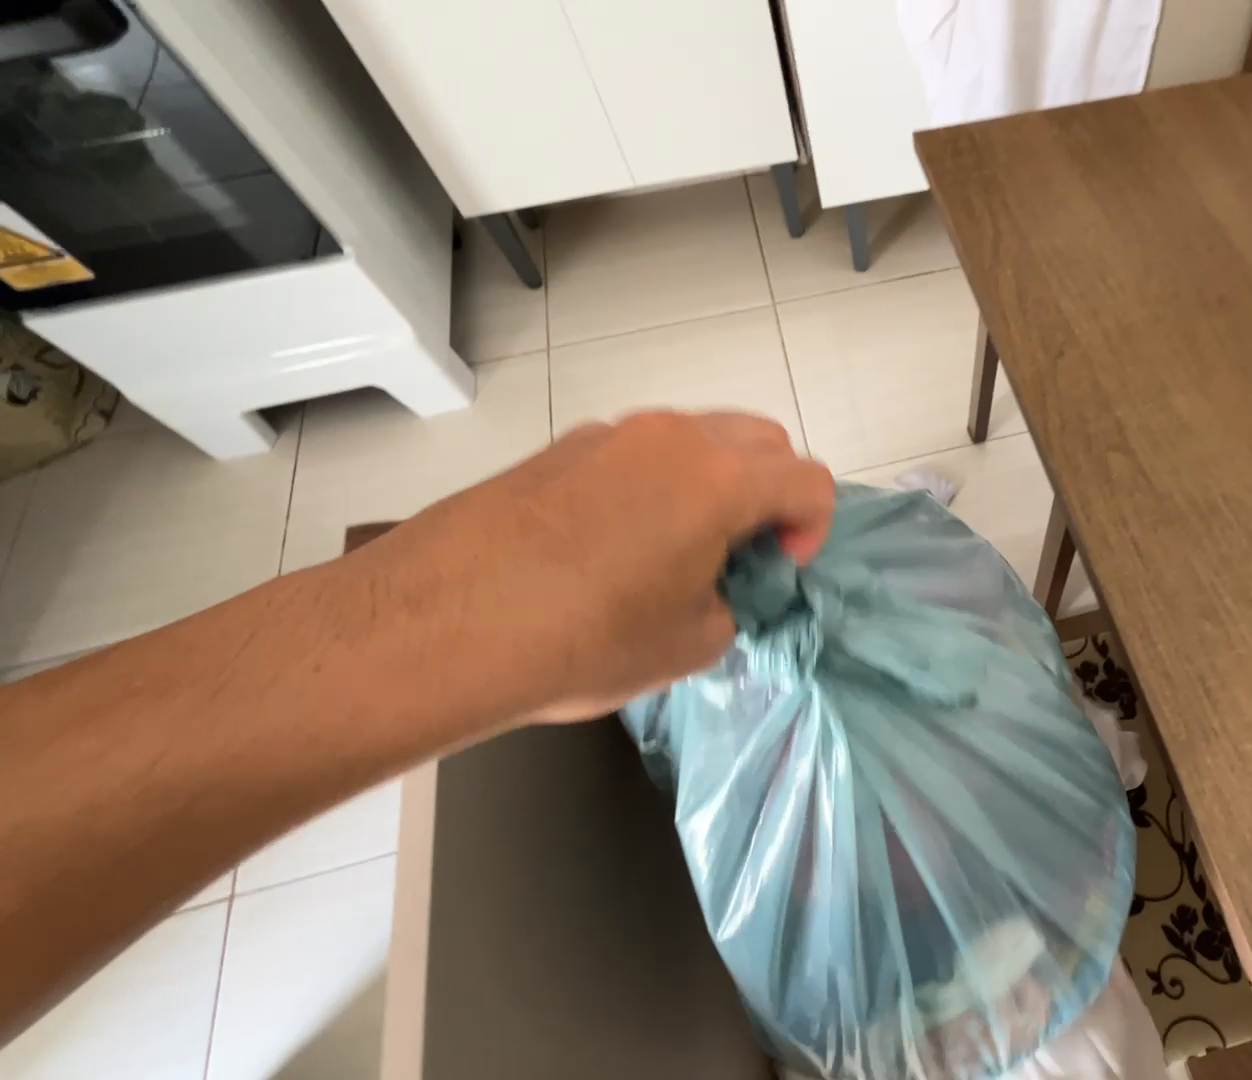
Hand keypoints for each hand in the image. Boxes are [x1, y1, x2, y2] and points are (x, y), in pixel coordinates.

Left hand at [338, 410, 834, 730]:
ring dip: (716, 483)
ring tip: (678, 548)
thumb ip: (729, 603)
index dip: (813, 528)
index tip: (779, 571)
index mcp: (722, 479)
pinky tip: (614, 544)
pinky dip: (658, 484)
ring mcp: (612, 434)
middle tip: (743, 552)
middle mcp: (674, 438)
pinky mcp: (561, 447)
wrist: (435, 628)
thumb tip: (711, 587)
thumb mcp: (692, 644)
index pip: (809, 480)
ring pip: (699, 438)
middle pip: (763, 440)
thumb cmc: (585, 640)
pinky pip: (639, 452)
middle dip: (773, 494)